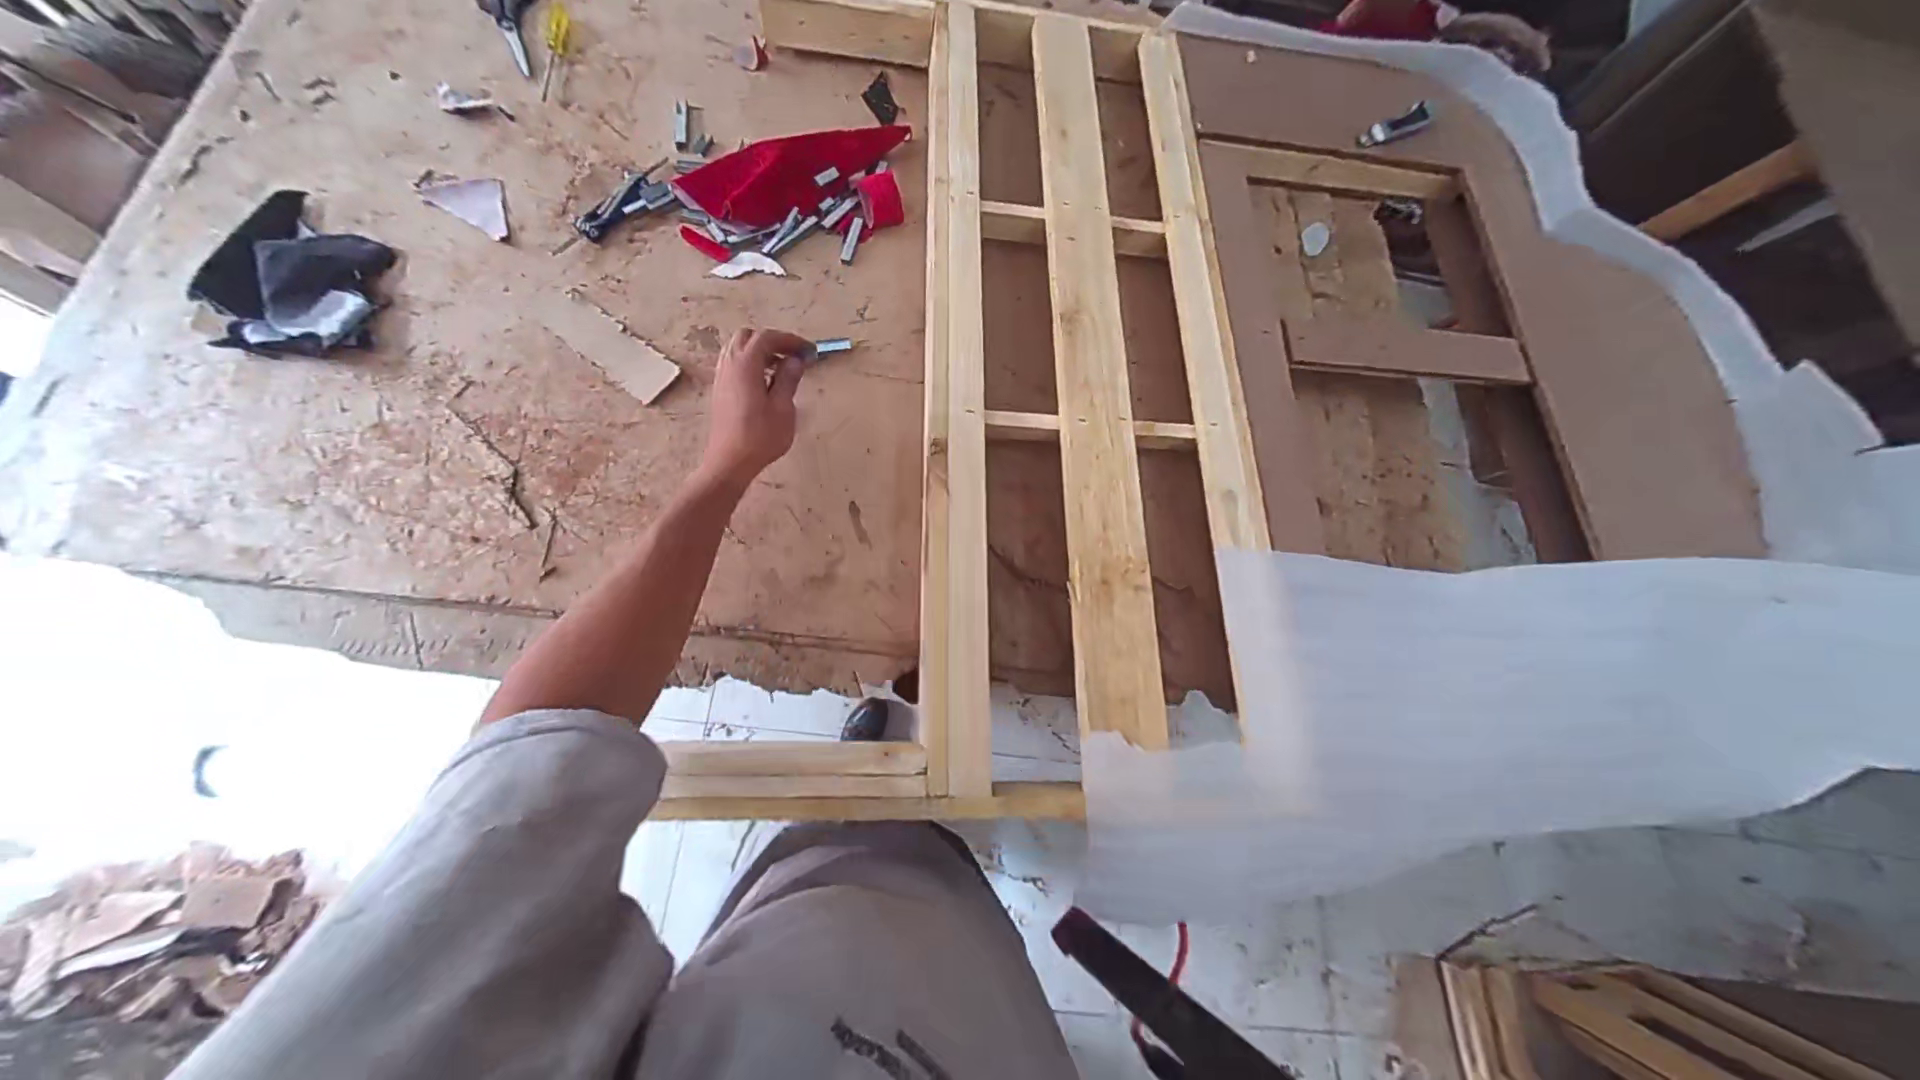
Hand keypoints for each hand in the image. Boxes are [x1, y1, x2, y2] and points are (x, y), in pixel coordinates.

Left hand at [697, 327, 810, 492]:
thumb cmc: (760, 437)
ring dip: (761, 352)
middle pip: (749, 337)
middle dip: (773, 342)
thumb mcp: (783, 408)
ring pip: (739, 350)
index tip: (809, 351)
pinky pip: (735, 364)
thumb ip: (788, 379)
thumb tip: (795, 361)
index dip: (790, 340)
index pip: (767, 338)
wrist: (730, 461)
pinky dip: (752, 363)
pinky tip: (767, 382)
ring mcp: (722, 377)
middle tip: (795, 357)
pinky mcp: (721, 390)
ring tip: (782, 369)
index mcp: (746, 365)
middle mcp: (730, 365)